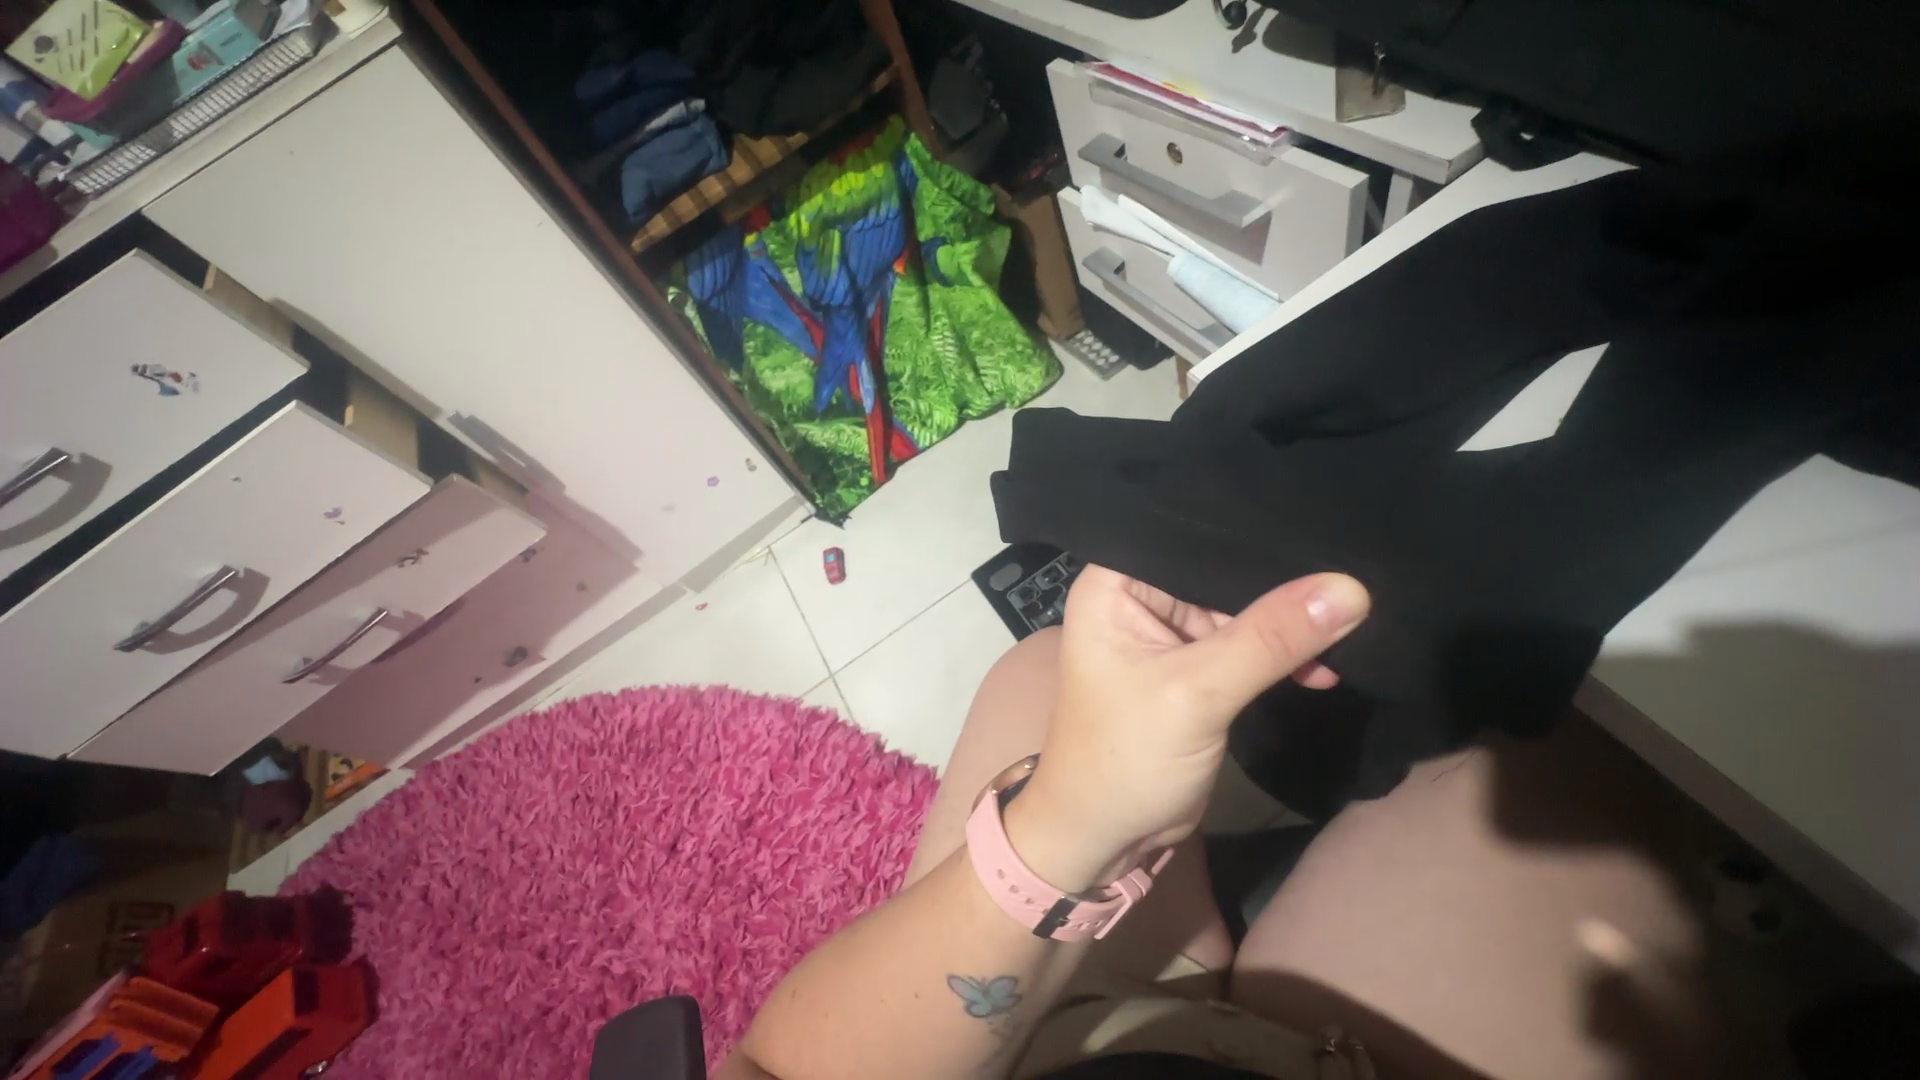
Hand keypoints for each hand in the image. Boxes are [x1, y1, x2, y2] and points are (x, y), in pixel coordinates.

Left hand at [1007, 566, 1369, 890]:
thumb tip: (1351, 588)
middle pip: (1216, 571)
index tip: (1314, 520)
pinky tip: (1325, 666)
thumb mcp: (1197, 693)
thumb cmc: (1124, 756)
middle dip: (1277, 580)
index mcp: (1113, 584)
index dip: (1245, 530)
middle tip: (1352, 570)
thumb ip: (1270, 639)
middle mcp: (1135, 598)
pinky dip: (1280, 655)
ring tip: (1352, 626)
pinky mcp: (1191, 668)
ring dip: (1287, 624)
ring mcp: (1165, 634)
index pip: (1186, 535)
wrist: (1104, 835)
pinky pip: (1243, 643)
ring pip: (1237, 608)